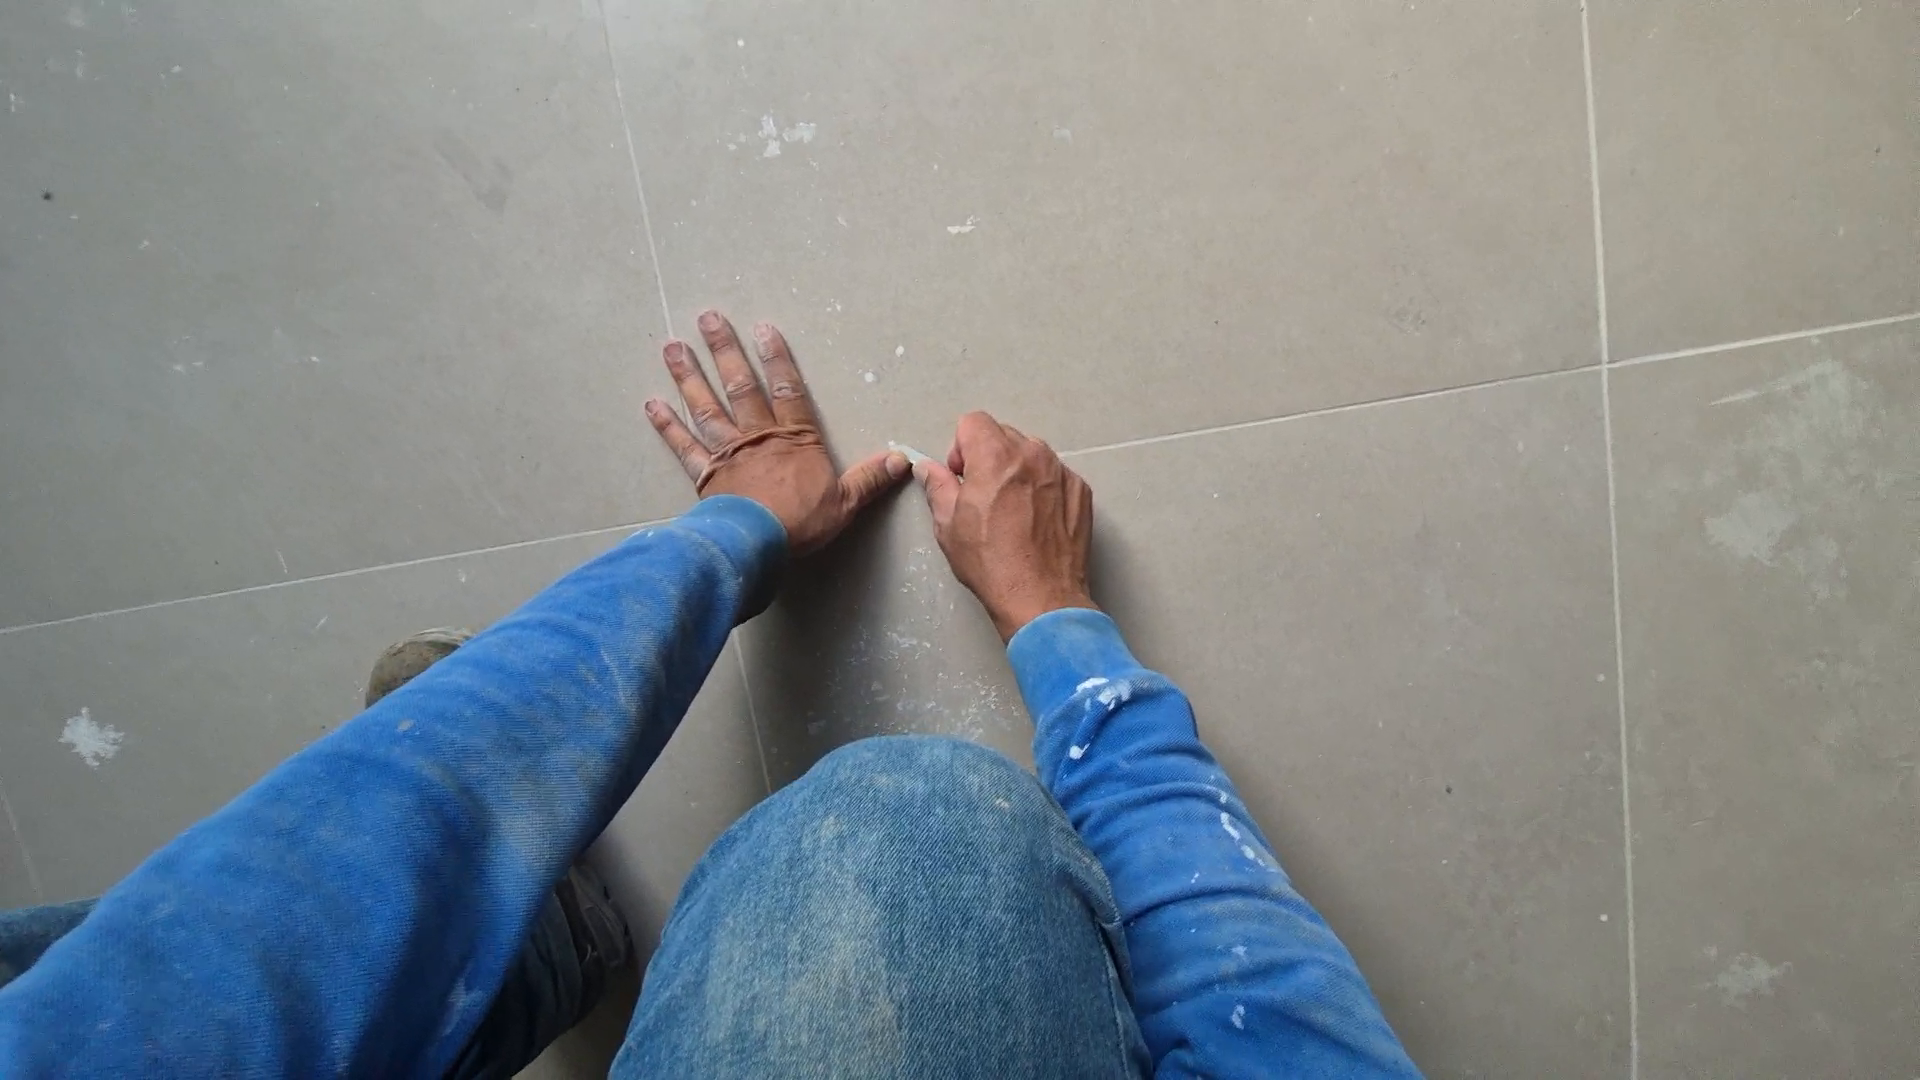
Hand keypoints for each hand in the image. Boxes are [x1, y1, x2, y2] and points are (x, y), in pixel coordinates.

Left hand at [646, 310, 908, 555]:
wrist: (756, 544)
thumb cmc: (802, 522)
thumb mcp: (846, 502)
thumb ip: (870, 479)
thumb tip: (903, 459)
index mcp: (795, 440)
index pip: (788, 391)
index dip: (777, 359)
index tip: (763, 328)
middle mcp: (758, 437)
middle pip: (741, 387)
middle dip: (725, 351)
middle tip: (708, 318)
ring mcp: (727, 453)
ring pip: (707, 407)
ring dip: (689, 376)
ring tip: (673, 346)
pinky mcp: (705, 474)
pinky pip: (684, 447)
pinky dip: (668, 426)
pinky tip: (652, 404)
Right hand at [914, 412, 1096, 641]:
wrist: (1041, 598)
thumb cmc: (991, 564)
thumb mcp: (948, 525)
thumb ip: (937, 486)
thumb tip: (927, 468)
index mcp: (995, 457)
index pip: (973, 422)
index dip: (961, 447)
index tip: (961, 475)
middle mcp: (1033, 455)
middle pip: (1003, 434)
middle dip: (988, 456)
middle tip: (983, 495)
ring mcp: (1061, 472)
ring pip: (1031, 453)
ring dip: (1017, 470)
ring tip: (1011, 510)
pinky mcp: (1081, 491)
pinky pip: (1055, 475)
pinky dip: (1042, 487)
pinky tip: (1035, 520)